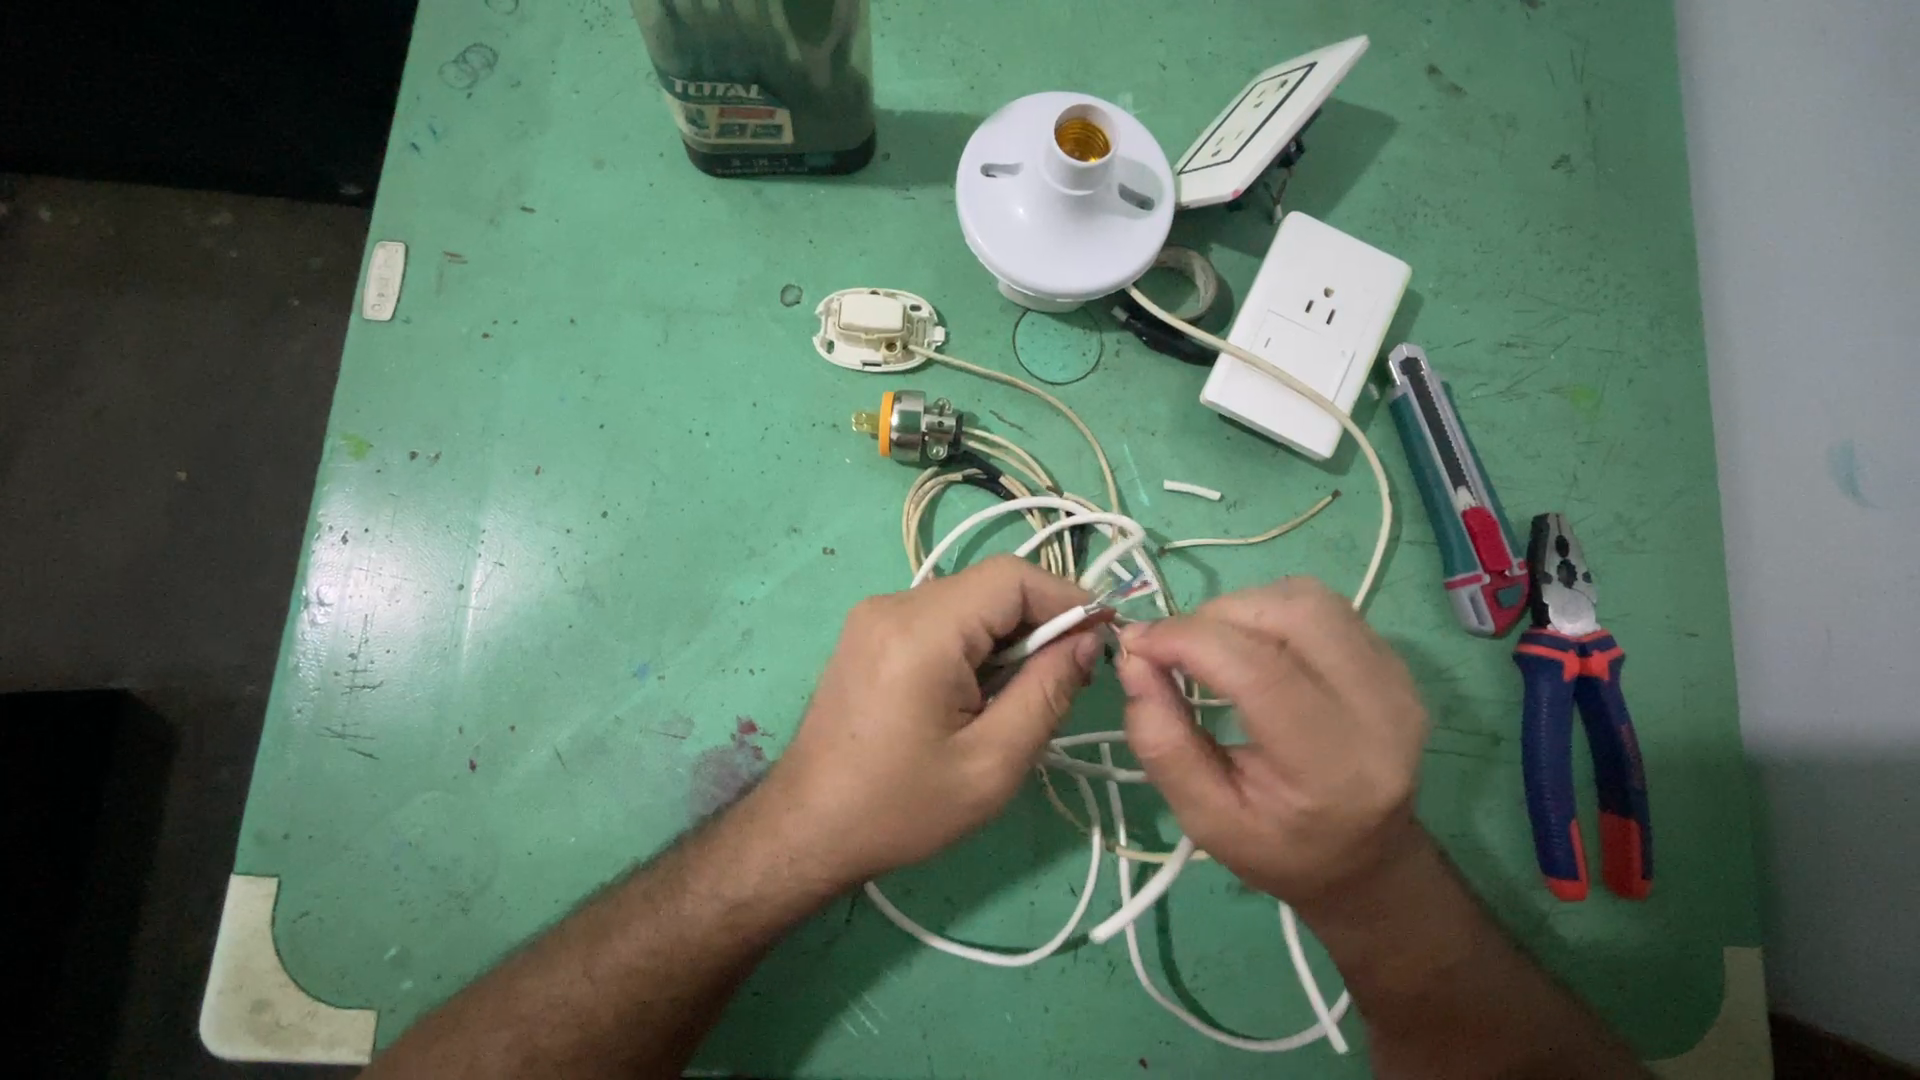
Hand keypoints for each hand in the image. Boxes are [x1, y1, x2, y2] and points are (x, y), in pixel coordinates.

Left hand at [758, 556, 1099, 886]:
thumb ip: (1048, 692)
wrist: (808, 827)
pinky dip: (974, 640)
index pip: (1012, 577)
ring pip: (967, 599)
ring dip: (1007, 634)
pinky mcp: (869, 631)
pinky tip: (979, 689)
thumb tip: (1087, 641)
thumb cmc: (901, 807)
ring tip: (1020, 692)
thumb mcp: (993, 763)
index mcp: (923, 631)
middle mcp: (894, 604)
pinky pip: (940, 616)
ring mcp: (875, 614)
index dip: (1067, 599)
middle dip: (1039, 621)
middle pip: (990, 584)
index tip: (1101, 639)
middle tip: (1065, 676)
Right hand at [1116, 578, 1428, 909]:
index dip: (1186, 640)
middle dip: (1214, 616)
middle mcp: (1379, 712)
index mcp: (1330, 767)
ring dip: (1241, 608)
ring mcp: (1397, 680)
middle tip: (1176, 649)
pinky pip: (1323, 607)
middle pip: (1290, 614)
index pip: (1258, 670)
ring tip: (1211, 646)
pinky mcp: (1396, 662)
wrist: (1363, 862)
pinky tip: (1251, 647)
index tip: (1136, 644)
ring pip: (1307, 598)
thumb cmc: (1276, 846)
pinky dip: (1270, 612)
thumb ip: (1161, 741)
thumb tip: (1133, 660)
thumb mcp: (1202, 817)